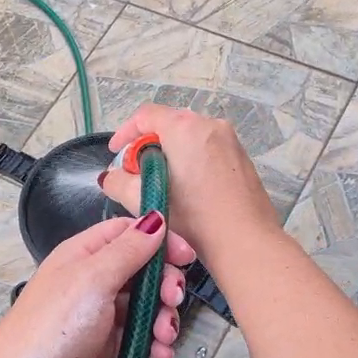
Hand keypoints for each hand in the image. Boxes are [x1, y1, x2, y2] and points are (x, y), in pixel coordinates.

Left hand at [0, 212, 196, 357]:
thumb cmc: (51, 327)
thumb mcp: (93, 279)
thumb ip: (128, 250)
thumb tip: (155, 220)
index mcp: (83, 253)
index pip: (129, 232)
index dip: (160, 240)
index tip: (186, 257)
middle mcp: (90, 279)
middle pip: (142, 269)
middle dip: (164, 284)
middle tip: (172, 300)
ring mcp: (95, 313)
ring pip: (142, 305)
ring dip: (161, 318)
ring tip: (163, 337)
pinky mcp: (100, 345)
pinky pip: (135, 336)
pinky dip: (151, 343)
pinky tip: (158, 355)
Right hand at [98, 104, 278, 261]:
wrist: (246, 242)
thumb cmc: (194, 218)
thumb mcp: (145, 199)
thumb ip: (118, 183)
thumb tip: (110, 177)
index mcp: (185, 128)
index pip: (146, 115)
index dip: (125, 132)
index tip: (115, 153)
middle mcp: (210, 124)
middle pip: (169, 124)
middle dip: (148, 146)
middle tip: (136, 172)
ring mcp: (230, 140)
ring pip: (190, 137)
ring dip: (170, 154)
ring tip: (161, 182)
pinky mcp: (242, 157)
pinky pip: (208, 149)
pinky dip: (191, 161)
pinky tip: (189, 190)